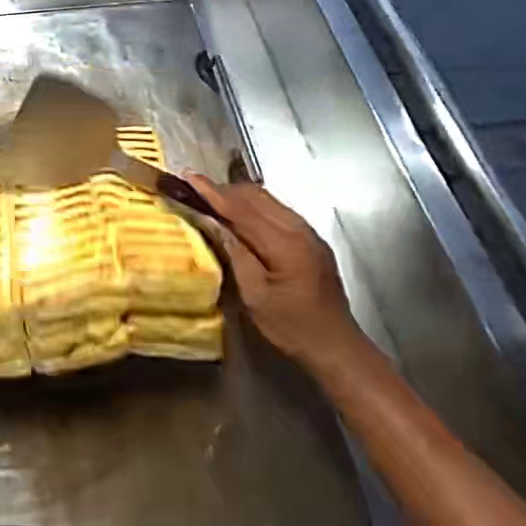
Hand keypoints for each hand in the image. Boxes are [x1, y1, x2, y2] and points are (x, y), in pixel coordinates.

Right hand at [186, 175, 360, 366]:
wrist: (337, 348)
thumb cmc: (291, 328)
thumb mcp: (254, 295)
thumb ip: (233, 253)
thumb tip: (211, 221)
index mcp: (286, 245)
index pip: (242, 209)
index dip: (212, 192)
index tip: (188, 177)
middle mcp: (300, 230)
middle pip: (255, 196)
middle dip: (223, 191)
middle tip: (195, 193)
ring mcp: (309, 232)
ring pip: (267, 199)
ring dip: (238, 197)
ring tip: (212, 203)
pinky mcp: (311, 239)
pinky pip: (276, 209)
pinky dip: (253, 206)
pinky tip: (239, 218)